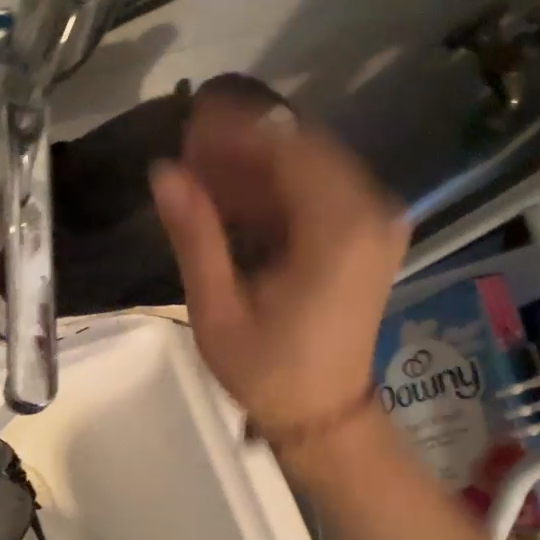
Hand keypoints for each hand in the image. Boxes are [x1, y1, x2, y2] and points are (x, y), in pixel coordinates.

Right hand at [149, 103, 408, 443]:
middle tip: (187, 145)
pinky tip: (232, 196)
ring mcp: (375, 220)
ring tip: (199, 169)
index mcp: (338, 228)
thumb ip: (196, 237)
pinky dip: (276, 189)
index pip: (288, 148)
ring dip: (256, 165)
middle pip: (303, 150)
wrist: (321, 413)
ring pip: (310, 167)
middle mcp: (370, 211)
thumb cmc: (266, 370)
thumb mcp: (218, 309)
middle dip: (243, 143)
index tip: (187, 127)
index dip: (236, 132)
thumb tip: (165, 174)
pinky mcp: (367, 233)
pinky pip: (319, 192)